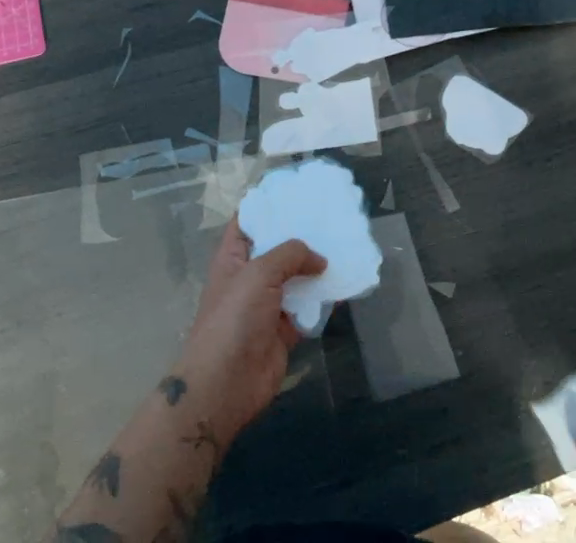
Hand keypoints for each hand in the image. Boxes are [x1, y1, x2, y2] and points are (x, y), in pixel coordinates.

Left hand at [174, 217, 326, 441]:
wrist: (227, 383)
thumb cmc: (234, 318)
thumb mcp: (259, 273)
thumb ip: (291, 255)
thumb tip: (320, 259)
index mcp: (233, 258)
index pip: (248, 222)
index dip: (268, 205)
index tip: (298, 191)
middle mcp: (250, 277)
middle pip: (278, 248)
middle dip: (303, 235)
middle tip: (334, 216)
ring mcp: (267, 305)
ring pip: (297, 278)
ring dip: (318, 267)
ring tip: (348, 245)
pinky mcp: (285, 330)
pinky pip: (309, 308)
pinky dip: (326, 299)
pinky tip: (348, 284)